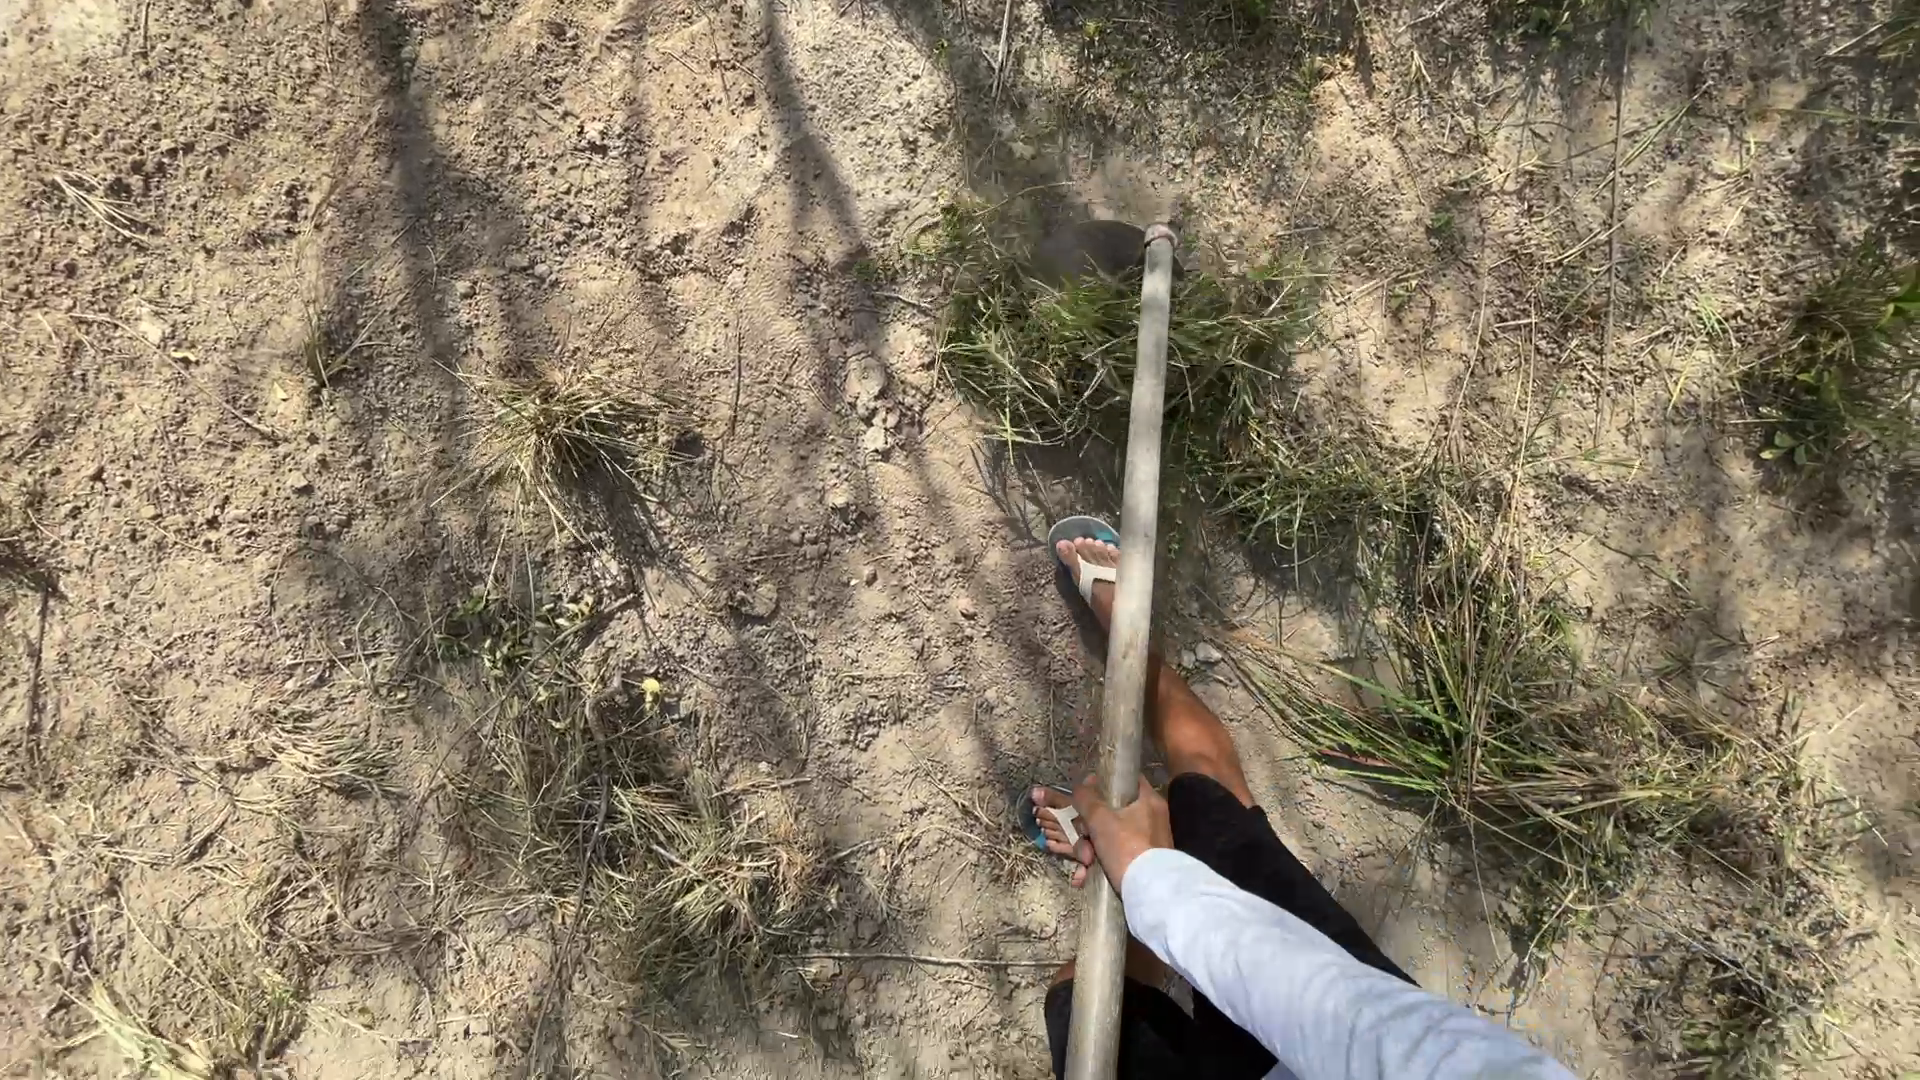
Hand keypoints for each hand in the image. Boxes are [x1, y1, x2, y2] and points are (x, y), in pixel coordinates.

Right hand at [1031, 775, 1171, 889]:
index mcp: (1148, 800)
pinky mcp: (1145, 862)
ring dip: (1092, 847)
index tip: (1087, 792)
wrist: (1151, 895)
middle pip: (1114, 810)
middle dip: (1091, 826)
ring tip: (1084, 863)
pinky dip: (1102, 862)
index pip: (1127, 779)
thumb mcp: (1101, 820)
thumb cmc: (1127, 849)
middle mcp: (1152, 817)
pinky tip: (1086, 875)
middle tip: (1081, 836)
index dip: (1105, 781)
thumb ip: (1087, 799)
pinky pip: (1118, 854)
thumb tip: (1081, 787)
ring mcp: (1150, 841)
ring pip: (1113, 834)